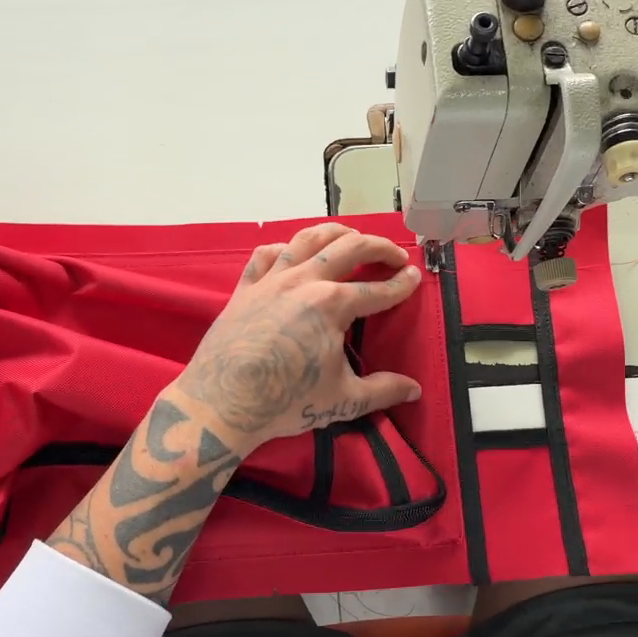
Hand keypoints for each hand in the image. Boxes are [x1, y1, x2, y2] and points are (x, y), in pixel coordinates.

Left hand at [170, 222, 423, 454]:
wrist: (222, 403)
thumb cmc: (285, 402)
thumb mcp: (342, 400)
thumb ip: (382, 391)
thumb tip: (414, 391)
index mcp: (332, 305)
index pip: (377, 290)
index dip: (401, 284)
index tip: (415, 277)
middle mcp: (304, 281)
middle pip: (349, 248)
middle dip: (378, 247)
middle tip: (395, 254)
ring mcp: (271, 280)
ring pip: (308, 239)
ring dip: (337, 233)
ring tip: (352, 237)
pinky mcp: (245, 288)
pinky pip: (266, 254)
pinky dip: (285, 248)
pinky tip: (294, 252)